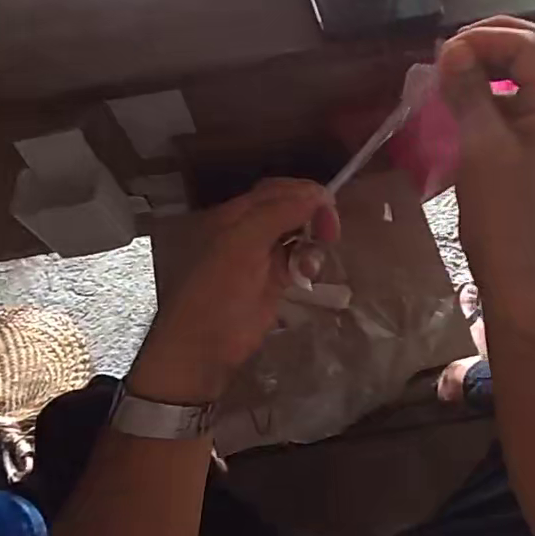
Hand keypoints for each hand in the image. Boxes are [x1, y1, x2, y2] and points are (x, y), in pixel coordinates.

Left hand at [128, 178, 339, 405]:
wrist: (203, 345)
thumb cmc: (217, 291)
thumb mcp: (242, 243)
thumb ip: (278, 214)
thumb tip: (317, 194)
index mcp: (235, 215)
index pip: (277, 190)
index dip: (304, 193)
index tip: (330, 205)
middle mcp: (249, 230)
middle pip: (290, 209)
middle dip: (313, 216)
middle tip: (330, 233)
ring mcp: (261, 257)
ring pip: (297, 235)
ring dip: (311, 241)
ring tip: (313, 260)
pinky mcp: (273, 282)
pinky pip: (298, 260)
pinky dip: (308, 262)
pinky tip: (308, 274)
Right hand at [435, 16, 534, 290]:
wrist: (515, 265)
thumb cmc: (502, 211)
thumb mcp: (481, 147)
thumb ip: (469, 92)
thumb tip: (451, 48)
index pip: (527, 45)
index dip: (485, 37)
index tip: (443, 50)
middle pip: (534, 49)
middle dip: (493, 39)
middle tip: (452, 48)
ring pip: (522, 73)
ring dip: (489, 62)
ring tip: (452, 67)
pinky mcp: (525, 143)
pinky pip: (509, 100)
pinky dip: (485, 89)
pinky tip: (457, 99)